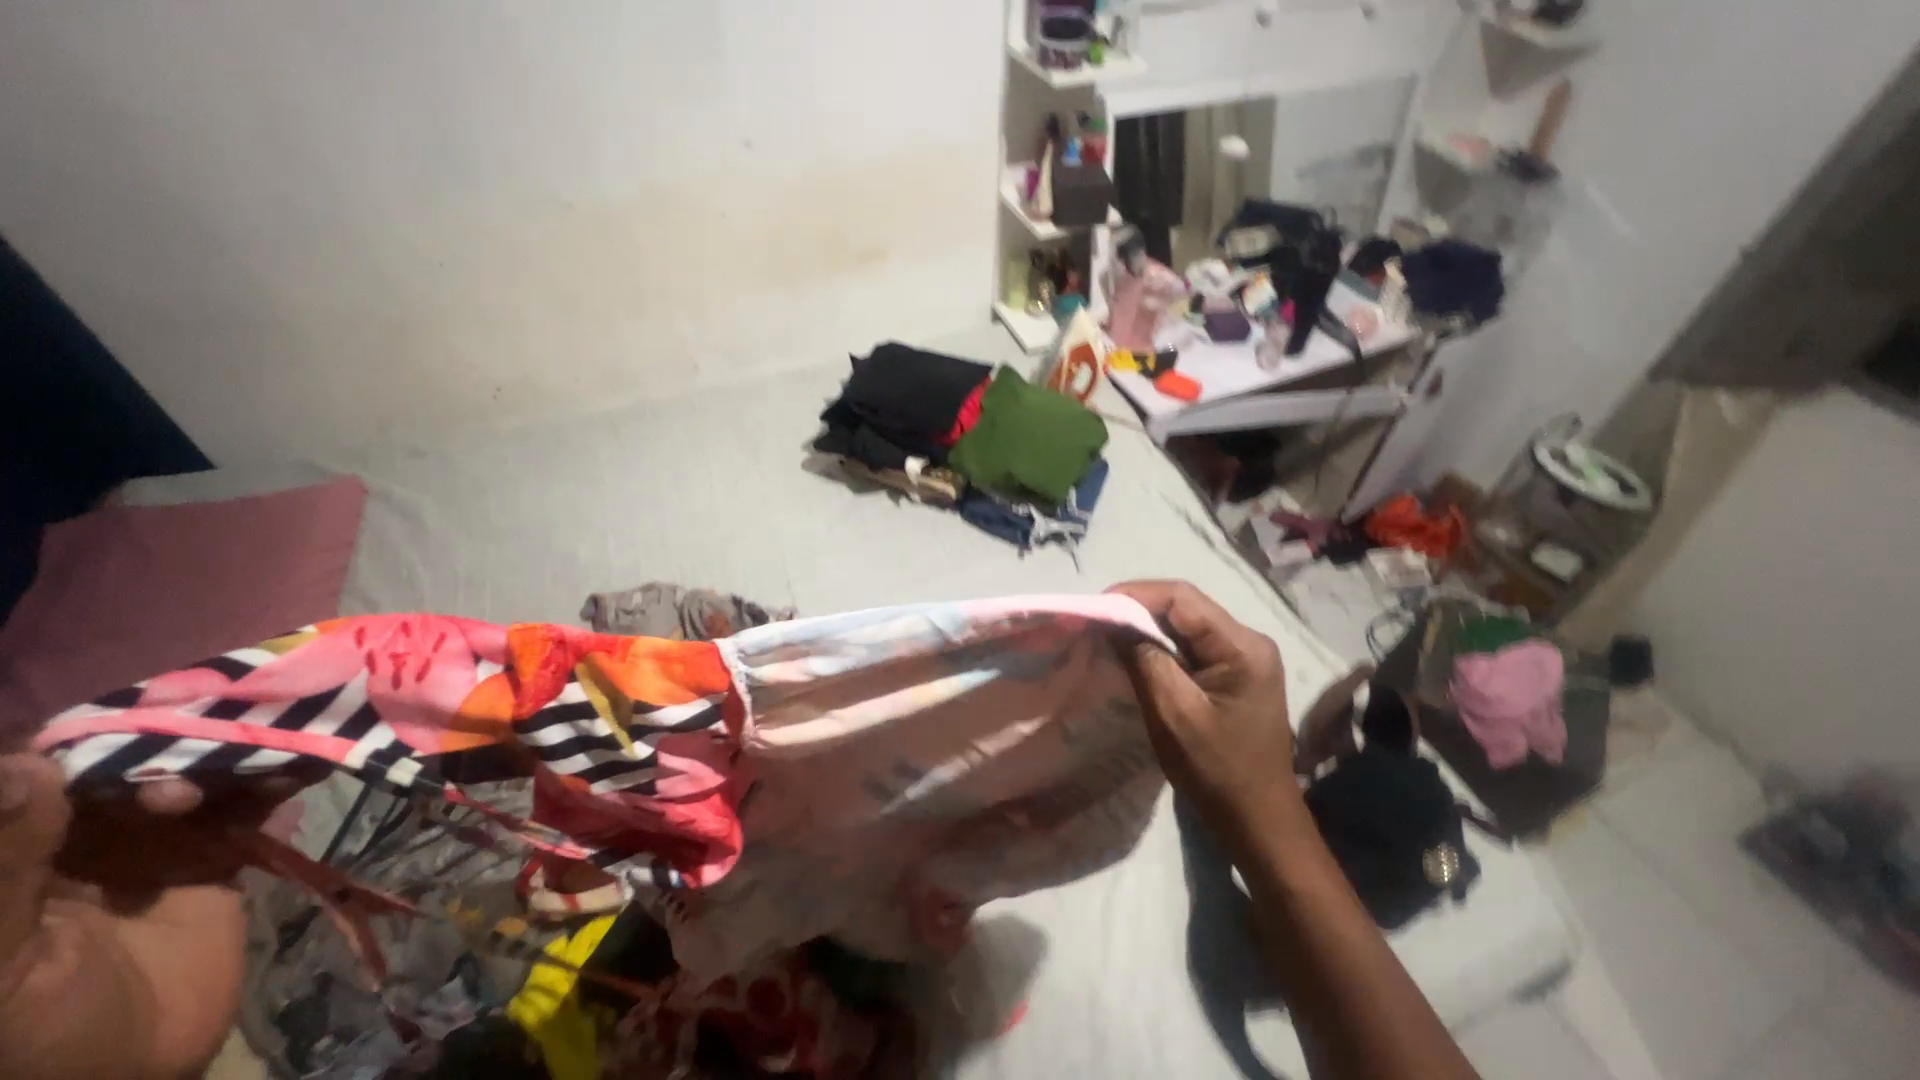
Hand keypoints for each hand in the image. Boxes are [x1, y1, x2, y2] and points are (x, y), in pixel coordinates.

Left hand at [0, 755, 308, 1078]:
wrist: (124, 1076)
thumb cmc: (33, 1027)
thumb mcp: (0, 954)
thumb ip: (4, 863)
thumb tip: (29, 766)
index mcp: (24, 843)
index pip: (56, 764)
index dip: (100, 736)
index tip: (150, 721)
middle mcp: (87, 828)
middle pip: (138, 758)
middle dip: (179, 745)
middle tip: (207, 765)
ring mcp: (158, 839)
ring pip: (200, 771)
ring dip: (236, 754)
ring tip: (268, 756)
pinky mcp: (219, 854)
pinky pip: (248, 805)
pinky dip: (277, 780)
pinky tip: (299, 769)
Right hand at [1107, 581, 1298, 838]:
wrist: (1257, 820)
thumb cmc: (1217, 771)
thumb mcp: (1173, 714)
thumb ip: (1144, 660)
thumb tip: (1114, 621)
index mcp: (1243, 647)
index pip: (1183, 598)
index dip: (1136, 594)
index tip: (1096, 608)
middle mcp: (1249, 641)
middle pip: (1186, 608)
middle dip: (1138, 610)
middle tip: (1097, 623)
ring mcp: (1245, 658)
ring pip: (1187, 626)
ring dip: (1147, 628)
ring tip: (1109, 636)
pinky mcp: (1235, 674)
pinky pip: (1192, 647)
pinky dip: (1161, 647)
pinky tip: (1135, 656)